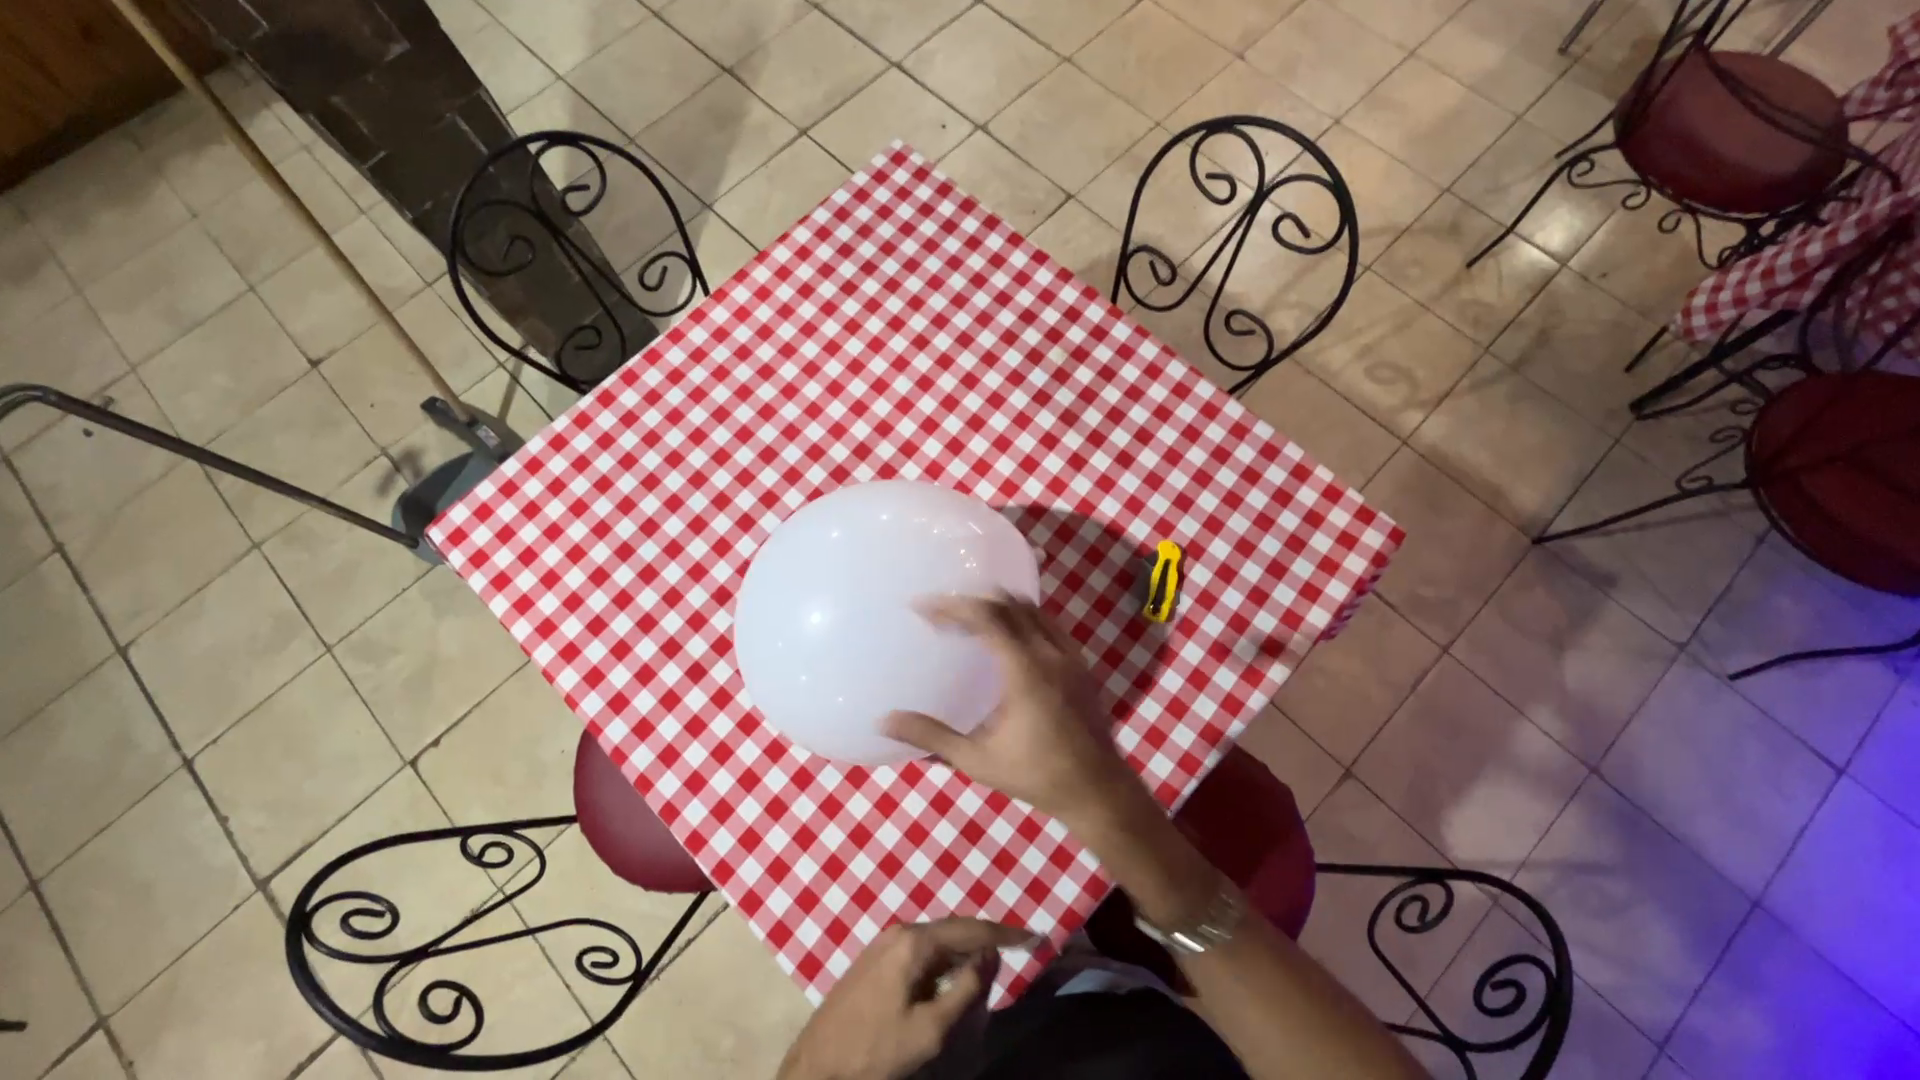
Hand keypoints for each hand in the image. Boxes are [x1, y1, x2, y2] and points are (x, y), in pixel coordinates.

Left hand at [776, 918, 1028, 1079]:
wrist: (817, 1067)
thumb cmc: (876, 1050)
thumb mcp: (930, 1028)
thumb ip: (965, 989)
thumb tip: (990, 956)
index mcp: (914, 942)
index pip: (971, 929)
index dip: (1005, 934)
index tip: (1034, 936)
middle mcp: (899, 931)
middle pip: (954, 927)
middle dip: (989, 936)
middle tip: (1022, 943)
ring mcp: (885, 943)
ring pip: (938, 938)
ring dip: (967, 947)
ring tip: (998, 955)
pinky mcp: (877, 959)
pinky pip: (922, 949)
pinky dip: (947, 957)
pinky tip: (959, 969)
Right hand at [884, 595, 1143, 825]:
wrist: (1098, 791)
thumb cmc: (1036, 777)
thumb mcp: (977, 760)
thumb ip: (932, 736)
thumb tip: (884, 722)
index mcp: (1025, 671)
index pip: (987, 618)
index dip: (953, 606)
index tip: (923, 607)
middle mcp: (1051, 654)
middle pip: (1010, 604)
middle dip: (973, 600)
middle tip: (943, 611)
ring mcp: (1071, 658)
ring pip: (1034, 611)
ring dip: (1001, 606)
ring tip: (971, 618)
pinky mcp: (1082, 667)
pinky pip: (1051, 627)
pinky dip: (1024, 620)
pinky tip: (1008, 640)